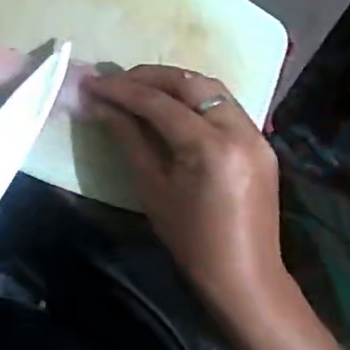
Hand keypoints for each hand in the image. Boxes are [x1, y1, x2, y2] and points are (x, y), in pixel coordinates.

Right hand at [83, 66, 281, 298]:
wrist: (242, 273)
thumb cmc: (188, 236)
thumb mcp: (150, 185)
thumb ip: (127, 137)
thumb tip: (99, 104)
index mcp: (210, 146)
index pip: (158, 102)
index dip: (119, 89)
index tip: (90, 83)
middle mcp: (239, 130)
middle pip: (189, 82)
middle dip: (147, 76)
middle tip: (112, 82)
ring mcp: (256, 134)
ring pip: (210, 88)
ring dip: (171, 83)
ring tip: (135, 89)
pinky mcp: (260, 142)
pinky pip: (222, 104)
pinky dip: (191, 97)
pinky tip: (167, 106)